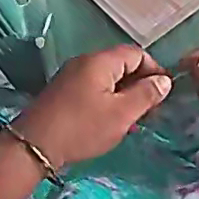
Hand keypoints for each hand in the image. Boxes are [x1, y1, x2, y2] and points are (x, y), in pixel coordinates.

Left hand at [12, 45, 172, 167]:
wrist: (35, 144)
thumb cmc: (82, 128)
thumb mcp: (121, 114)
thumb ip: (146, 95)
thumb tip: (164, 80)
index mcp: (99, 61)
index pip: (136, 53)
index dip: (154, 70)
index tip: (164, 94)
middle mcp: (84, 62)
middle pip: (121, 64)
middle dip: (140, 84)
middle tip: (151, 111)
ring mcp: (71, 76)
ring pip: (107, 78)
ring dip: (124, 95)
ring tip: (134, 120)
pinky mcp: (63, 91)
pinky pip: (93, 87)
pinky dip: (108, 99)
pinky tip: (111, 121)